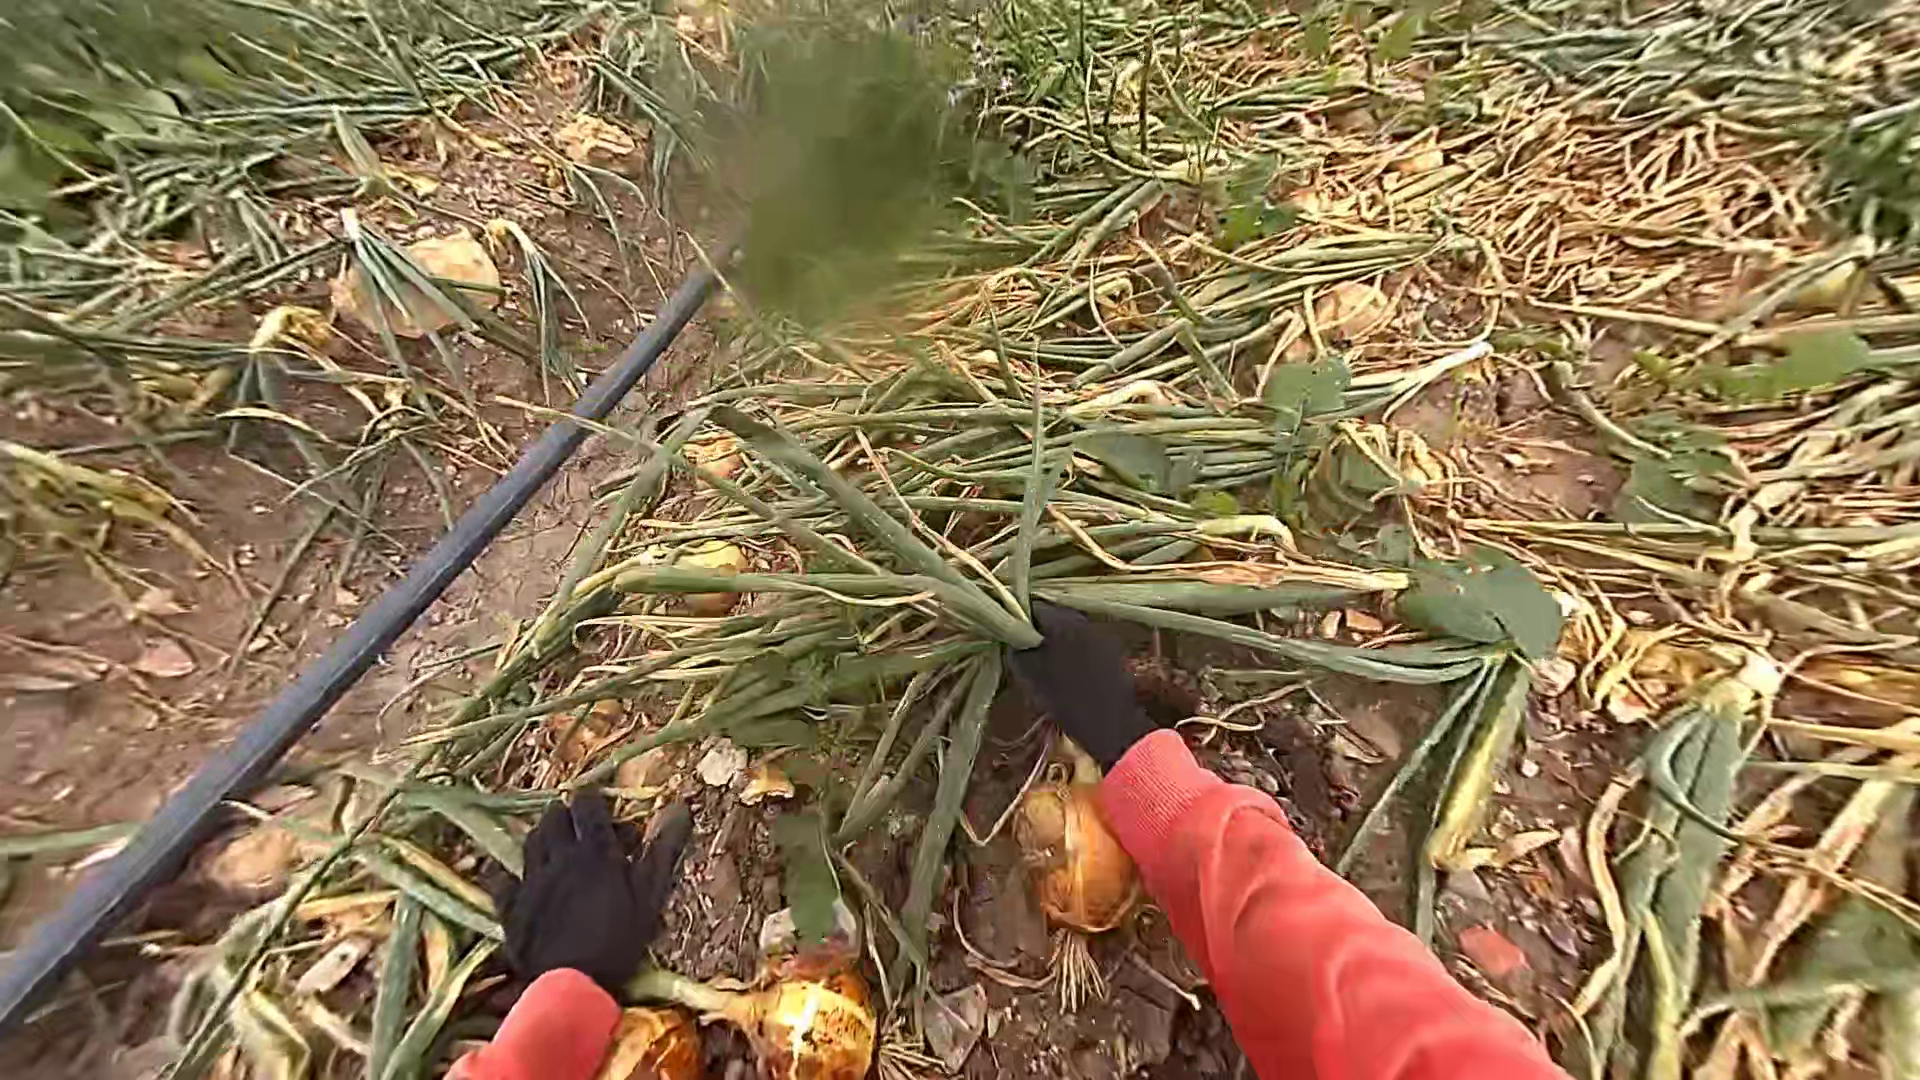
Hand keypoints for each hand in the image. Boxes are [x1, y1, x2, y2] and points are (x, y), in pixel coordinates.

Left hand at [494, 791, 691, 995]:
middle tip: (577, 818)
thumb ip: (664, 847)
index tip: (595, 796)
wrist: (573, 985)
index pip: (588, 808)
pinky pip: (500, 881)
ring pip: (529, 843)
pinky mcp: (511, 910)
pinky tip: (513, 873)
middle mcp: (560, 860)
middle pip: (553, 820)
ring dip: (541, 834)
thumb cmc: (620, 936)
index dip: (591, 797)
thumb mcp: (651, 891)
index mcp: (595, 851)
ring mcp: (531, 884)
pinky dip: (506, 871)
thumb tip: (681, 807)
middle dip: (564, 812)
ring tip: (553, 837)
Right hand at [1007, 600, 1156, 770]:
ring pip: (1068, 631)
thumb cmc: (1064, 697)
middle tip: (1023, 652)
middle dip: (1036, 631)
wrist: (1111, 725)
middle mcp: (1083, 620)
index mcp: (1061, 620)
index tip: (1008, 636)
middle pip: (1052, 616)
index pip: (1032, 606)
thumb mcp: (1028, 673)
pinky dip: (1071, 653)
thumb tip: (1010, 635)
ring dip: (1054, 642)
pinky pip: (1083, 644)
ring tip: (1044, 665)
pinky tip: (1066, 674)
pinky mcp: (1112, 653)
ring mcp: (1101, 635)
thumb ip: (1015, 648)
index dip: (1017, 619)